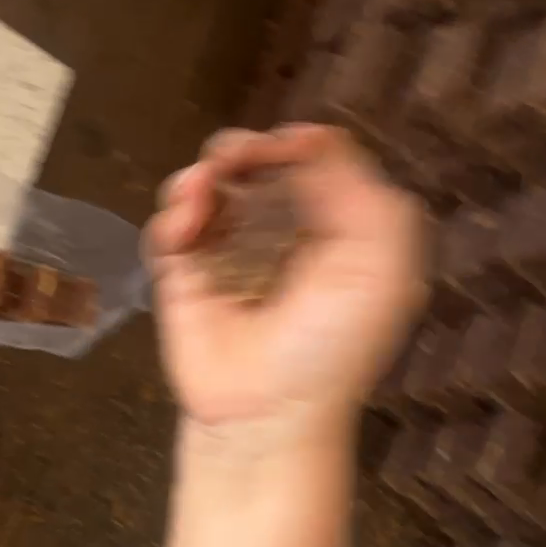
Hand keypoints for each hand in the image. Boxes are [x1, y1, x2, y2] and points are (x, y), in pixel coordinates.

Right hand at [147, 125, 426, 430]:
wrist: (267, 407)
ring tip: (198, 191)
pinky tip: (181, 226)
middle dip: (239, 154)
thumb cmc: (334, 339)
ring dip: (197, 182)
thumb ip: (351, 185)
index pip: (308, 164)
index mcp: (331, 225)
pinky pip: (166, 235)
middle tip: (229, 158)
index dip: (291, 145)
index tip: (279, 147)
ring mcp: (221, 258)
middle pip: (250, 170)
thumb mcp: (379, 253)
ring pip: (203, 194)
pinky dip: (168, 219)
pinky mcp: (176, 282)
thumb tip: (298, 138)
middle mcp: (274, 235)